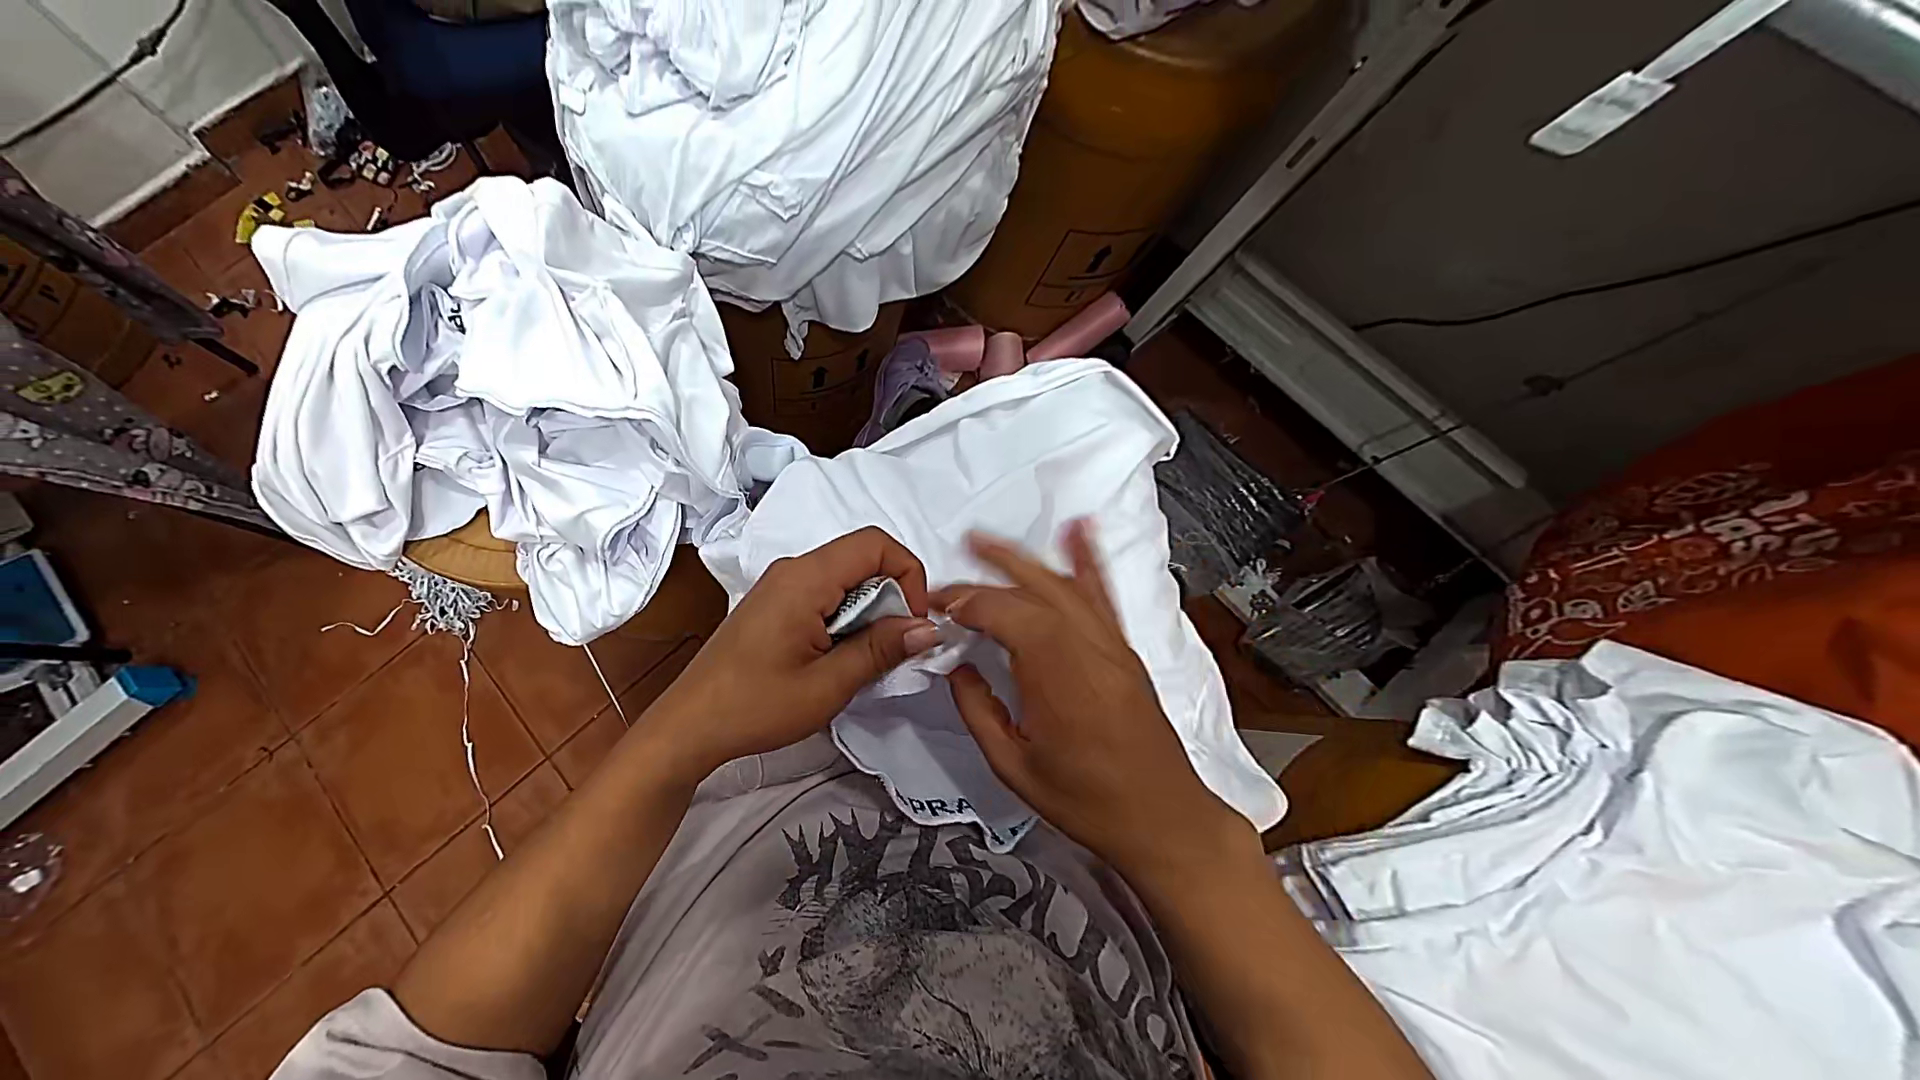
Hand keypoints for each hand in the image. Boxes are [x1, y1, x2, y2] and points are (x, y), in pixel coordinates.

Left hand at [647, 527, 938, 780]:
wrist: (689, 725)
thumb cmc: (755, 705)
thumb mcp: (829, 684)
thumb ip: (882, 649)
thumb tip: (928, 628)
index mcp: (805, 578)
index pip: (876, 544)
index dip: (908, 574)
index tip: (912, 621)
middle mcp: (793, 569)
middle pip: (863, 558)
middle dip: (891, 595)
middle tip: (891, 645)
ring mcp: (781, 584)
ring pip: (846, 576)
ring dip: (870, 609)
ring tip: (864, 655)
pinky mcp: (776, 602)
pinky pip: (826, 591)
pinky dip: (847, 615)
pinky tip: (839, 654)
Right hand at [934, 522, 1254, 878]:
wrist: (1163, 818)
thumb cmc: (1091, 803)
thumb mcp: (1013, 766)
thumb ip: (977, 710)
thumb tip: (957, 668)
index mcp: (1059, 681)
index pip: (1007, 616)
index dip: (968, 604)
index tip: (941, 608)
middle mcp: (1090, 651)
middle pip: (1033, 592)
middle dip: (986, 574)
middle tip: (951, 575)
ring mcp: (1113, 646)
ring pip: (1064, 584)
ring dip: (1024, 559)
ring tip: (987, 541)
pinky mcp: (1125, 650)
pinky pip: (1104, 594)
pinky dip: (1087, 558)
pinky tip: (1078, 530)